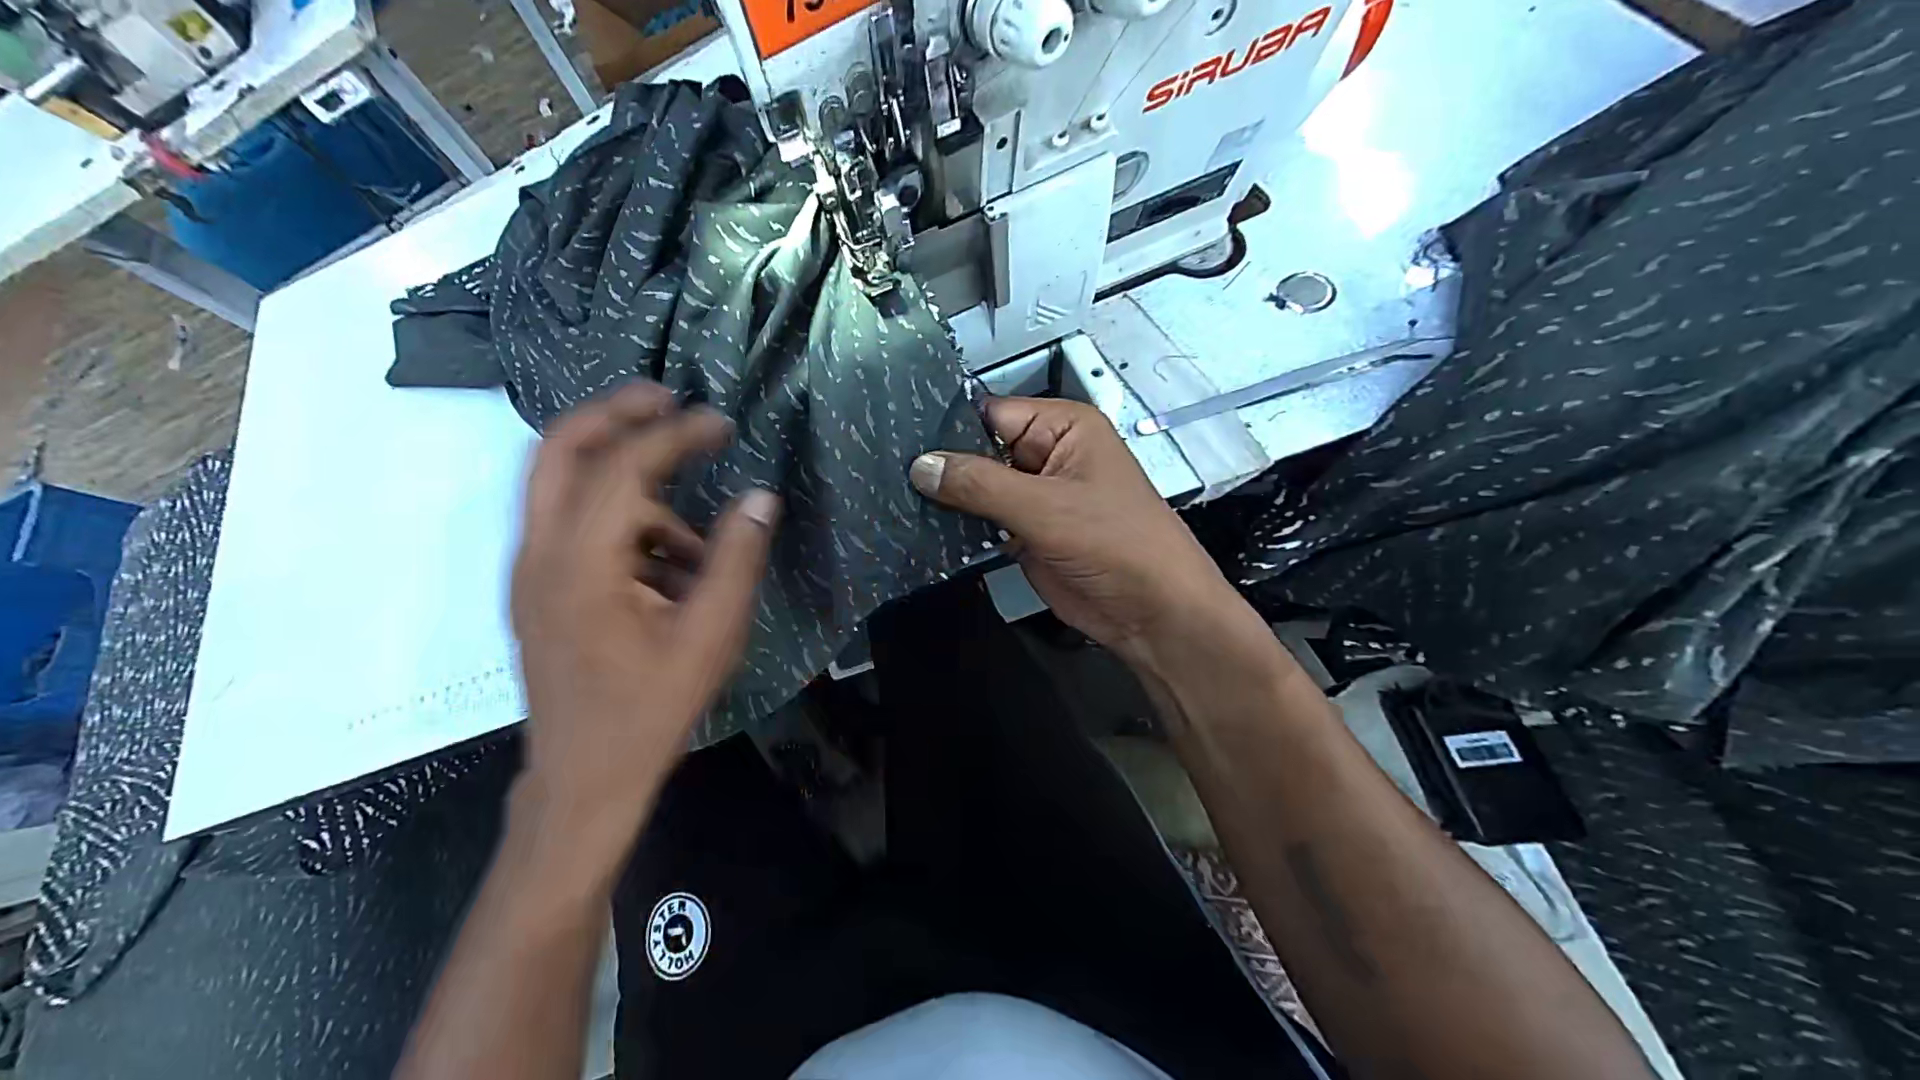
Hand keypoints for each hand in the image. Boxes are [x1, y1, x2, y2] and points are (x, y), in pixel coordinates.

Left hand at [509, 383, 778, 860]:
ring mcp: (527, 571)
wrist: (583, 779)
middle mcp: (537, 553)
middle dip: (615, 414)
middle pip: (558, 448)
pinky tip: (668, 568)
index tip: (722, 423)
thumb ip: (736, 560)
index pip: (623, 467)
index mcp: (578, 562)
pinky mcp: (534, 589)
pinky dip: (618, 521)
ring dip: (624, 480)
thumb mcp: (710, 637)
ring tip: (692, 534)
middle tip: (667, 400)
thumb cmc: (650, 711)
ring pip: (559, 484)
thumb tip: (760, 499)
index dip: (677, 434)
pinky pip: (570, 524)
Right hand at [909, 397, 1254, 673]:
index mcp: (1063, 428)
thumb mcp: (1047, 507)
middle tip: (884, 471)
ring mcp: (1034, 497)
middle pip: (980, 450)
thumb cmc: (1117, 544)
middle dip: (941, 464)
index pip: (991, 413)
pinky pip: (983, 522)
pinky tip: (918, 527)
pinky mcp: (1025, 533)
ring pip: (977, 488)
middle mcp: (1047, 455)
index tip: (896, 437)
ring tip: (891, 498)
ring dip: (945, 498)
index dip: (948, 426)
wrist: (1151, 613)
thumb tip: (920, 466)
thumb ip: (980, 485)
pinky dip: (958, 527)